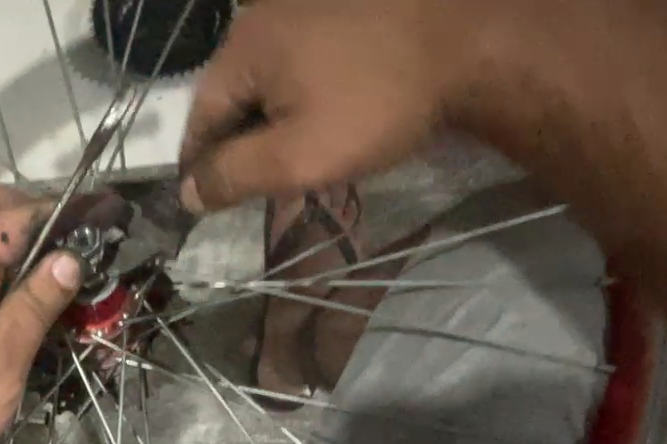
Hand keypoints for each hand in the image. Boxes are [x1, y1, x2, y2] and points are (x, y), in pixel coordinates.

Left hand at [0, 184, 82, 443]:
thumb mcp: (3, 362)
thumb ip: (35, 305)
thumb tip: (69, 258)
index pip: (14, 215)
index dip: (59, 211)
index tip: (99, 219)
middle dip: (25, 210)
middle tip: (64, 238)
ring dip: (5, 236)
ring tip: (48, 267)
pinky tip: (13, 294)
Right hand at [178, 0, 488, 212]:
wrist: (480, 37)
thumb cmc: (378, 104)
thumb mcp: (294, 159)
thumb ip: (232, 177)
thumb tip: (187, 193)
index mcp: (244, 46)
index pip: (199, 118)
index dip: (199, 165)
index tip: (208, 200)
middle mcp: (265, 10)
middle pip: (232, 92)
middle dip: (236, 139)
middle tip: (254, 182)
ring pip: (267, 73)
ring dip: (269, 114)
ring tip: (291, 150)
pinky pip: (301, 52)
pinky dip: (300, 87)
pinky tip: (323, 109)